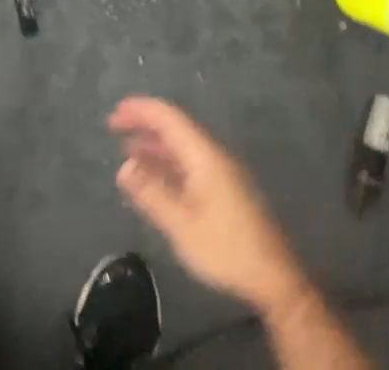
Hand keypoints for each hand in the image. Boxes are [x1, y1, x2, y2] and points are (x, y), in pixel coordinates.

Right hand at [109, 97, 302, 312]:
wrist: (274, 279)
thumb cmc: (226, 249)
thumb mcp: (181, 225)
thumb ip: (151, 193)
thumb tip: (124, 167)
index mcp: (205, 157)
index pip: (170, 118)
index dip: (141, 110)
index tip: (115, 112)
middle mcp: (215, 157)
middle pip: (176, 128)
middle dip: (145, 124)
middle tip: (114, 127)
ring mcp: (222, 173)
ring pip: (184, 147)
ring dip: (155, 145)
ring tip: (127, 150)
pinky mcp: (225, 190)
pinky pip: (191, 164)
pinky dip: (168, 163)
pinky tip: (154, 177)